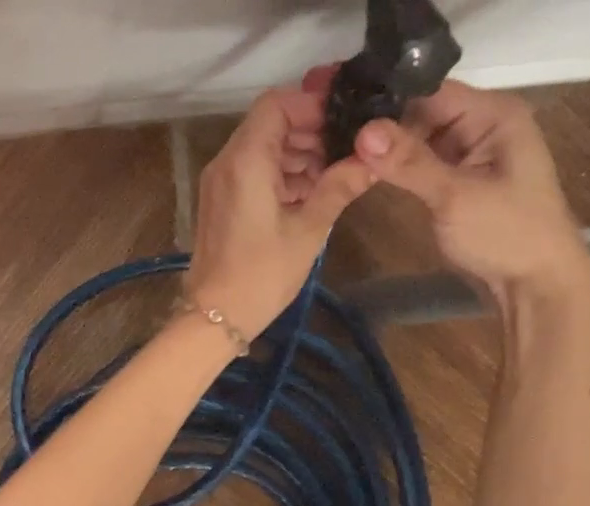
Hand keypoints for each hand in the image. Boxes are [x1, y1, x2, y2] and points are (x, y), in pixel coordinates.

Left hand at [185, 69, 378, 341]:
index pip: (278, 104)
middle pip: (270, 124)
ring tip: (335, 176)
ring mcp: (220, 184)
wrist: (216, 317)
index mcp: (245, 160)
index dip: (313, 105)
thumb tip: (372, 159)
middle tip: (347, 151)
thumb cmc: (262, 275)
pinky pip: (254, 173)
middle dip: (310, 132)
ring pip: (264, 149)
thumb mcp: (309, 229)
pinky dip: (282, 176)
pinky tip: (312, 195)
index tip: (345, 121)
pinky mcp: (222, 203)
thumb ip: (340, 186)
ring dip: (299, 156)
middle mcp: (227, 162)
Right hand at [355, 81, 589, 300]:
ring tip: (337, 153)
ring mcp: (469, 154)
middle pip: (420, 113)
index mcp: (492, 114)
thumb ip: (408, 163)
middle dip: (381, 127)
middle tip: (329, 140)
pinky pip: (420, 165)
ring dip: (384, 150)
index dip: (386, 100)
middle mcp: (481, 125)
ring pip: (417, 140)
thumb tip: (362, 131)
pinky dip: (395, 169)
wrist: (535, 284)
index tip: (339, 114)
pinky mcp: (457, 182)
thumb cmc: (505, 234)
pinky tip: (362, 173)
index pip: (429, 91)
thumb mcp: (454, 196)